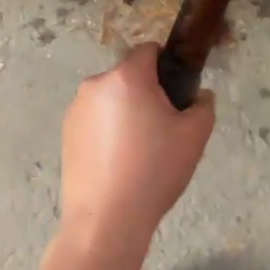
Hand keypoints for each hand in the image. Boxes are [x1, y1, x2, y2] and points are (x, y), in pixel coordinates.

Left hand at [58, 44, 215, 247]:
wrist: (106, 219)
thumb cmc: (154, 171)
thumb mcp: (194, 136)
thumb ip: (203, 105)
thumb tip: (199, 96)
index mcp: (127, 76)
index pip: (149, 50)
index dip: (167, 66)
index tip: (176, 94)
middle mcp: (96, 83)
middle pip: (128, 75)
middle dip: (146, 92)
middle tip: (163, 128)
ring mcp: (76, 108)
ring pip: (110, 98)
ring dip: (125, 111)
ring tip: (139, 150)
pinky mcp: (66, 132)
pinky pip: (95, 118)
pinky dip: (107, 130)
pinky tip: (118, 162)